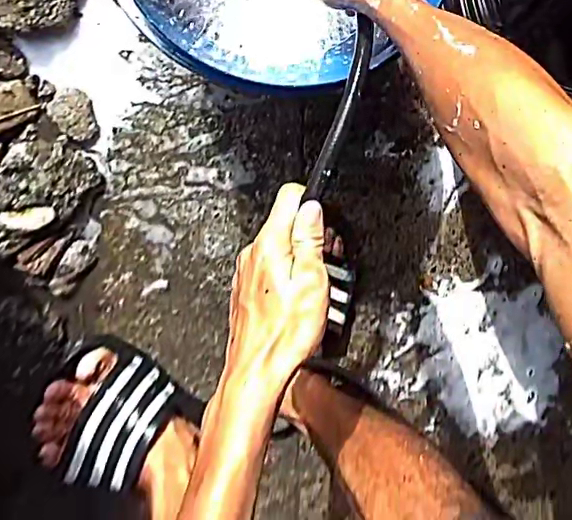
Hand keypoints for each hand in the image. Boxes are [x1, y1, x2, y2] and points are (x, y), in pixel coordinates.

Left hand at [224, 184, 329, 384]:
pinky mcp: (246, 288)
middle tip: (324, 259)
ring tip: (312, 284)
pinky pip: (270, 265)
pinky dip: (285, 273)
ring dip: (298, 256)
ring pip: (278, 244)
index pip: (290, 195)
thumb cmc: (285, 335)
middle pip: (286, 220)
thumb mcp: (313, 280)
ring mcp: (247, 271)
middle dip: (309, 234)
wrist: (257, 375)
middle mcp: (253, 253)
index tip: (325, 224)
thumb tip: (312, 207)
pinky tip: (296, 297)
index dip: (313, 202)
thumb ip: (310, 238)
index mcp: (269, 244)